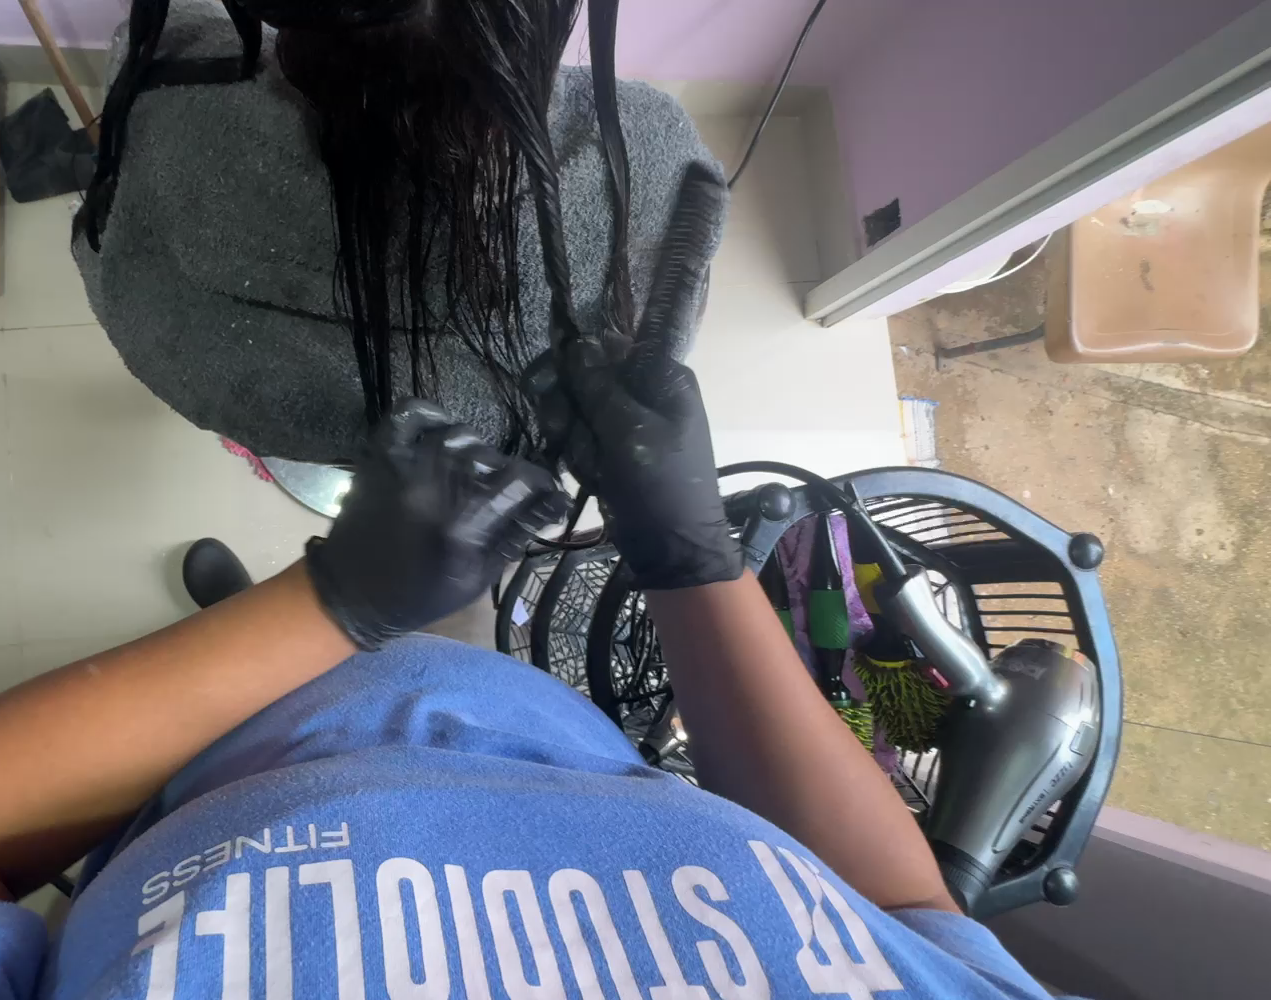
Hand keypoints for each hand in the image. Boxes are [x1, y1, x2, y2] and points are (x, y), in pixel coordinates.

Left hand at [306, 400, 567, 649]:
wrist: (350, 593)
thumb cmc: (417, 595)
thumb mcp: (476, 579)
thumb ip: (512, 537)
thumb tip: (546, 506)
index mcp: (463, 525)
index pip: (521, 481)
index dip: (542, 486)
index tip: (546, 495)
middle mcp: (437, 486)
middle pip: (491, 458)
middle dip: (505, 477)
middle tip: (501, 495)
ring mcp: (405, 465)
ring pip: (460, 435)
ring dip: (473, 452)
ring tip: (469, 474)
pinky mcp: (380, 455)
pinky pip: (411, 415)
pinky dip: (431, 417)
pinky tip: (442, 434)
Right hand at [523, 165, 740, 589]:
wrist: (671, 550)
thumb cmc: (661, 489)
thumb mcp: (629, 435)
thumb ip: (599, 385)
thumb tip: (577, 341)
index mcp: (664, 371)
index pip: (665, 299)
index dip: (684, 241)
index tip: (699, 178)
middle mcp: (645, 382)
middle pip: (591, 356)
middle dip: (574, 394)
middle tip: (581, 431)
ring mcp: (626, 412)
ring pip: (574, 393)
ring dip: (571, 428)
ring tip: (590, 460)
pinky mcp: (610, 438)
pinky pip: (574, 424)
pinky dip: (572, 445)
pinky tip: (586, 468)